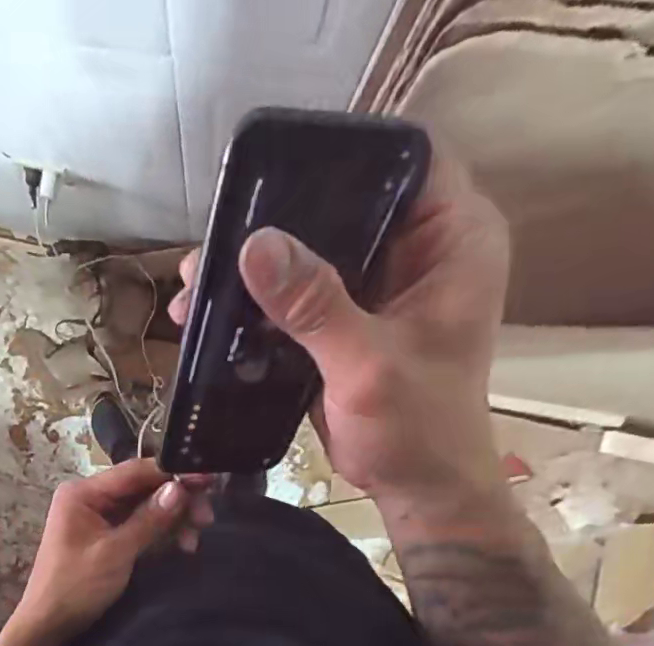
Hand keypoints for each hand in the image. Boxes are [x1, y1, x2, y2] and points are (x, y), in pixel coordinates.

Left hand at [5, 458, 212, 645]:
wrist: (48, 627)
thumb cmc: (76, 587)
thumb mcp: (116, 552)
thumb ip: (149, 519)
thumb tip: (181, 488)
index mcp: (83, 492)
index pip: (136, 471)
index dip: (174, 472)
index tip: (208, 479)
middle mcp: (91, 497)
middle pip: (144, 487)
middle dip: (177, 501)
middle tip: (207, 518)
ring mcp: (99, 517)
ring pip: (147, 506)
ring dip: (174, 519)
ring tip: (195, 539)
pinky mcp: (108, 537)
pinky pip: (141, 524)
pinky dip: (162, 532)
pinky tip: (182, 545)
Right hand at [169, 150, 511, 505]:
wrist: (415, 486)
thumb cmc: (419, 428)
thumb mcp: (369, 365)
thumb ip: (316, 306)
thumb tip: (254, 246)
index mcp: (453, 239)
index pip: (405, 157)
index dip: (344, 151)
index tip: (276, 165)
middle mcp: (418, 250)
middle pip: (345, 200)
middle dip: (282, 211)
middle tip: (219, 226)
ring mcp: (380, 284)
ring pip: (315, 245)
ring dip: (262, 259)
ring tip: (200, 272)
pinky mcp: (348, 317)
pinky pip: (301, 289)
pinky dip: (263, 298)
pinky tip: (216, 307)